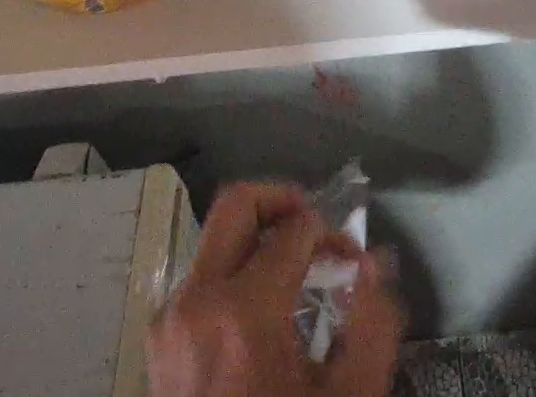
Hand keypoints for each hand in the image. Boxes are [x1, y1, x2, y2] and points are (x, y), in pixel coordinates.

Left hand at [147, 182, 402, 396]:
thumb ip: (374, 324)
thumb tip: (373, 263)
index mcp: (244, 312)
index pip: (293, 230)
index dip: (332, 234)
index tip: (351, 262)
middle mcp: (196, 300)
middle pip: (235, 204)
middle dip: (283, 201)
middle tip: (315, 225)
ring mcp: (170, 316)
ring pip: (216, 238)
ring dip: (259, 238)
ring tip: (295, 270)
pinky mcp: (160, 335)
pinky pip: (201, 276)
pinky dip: (237, 269)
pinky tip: (264, 304)